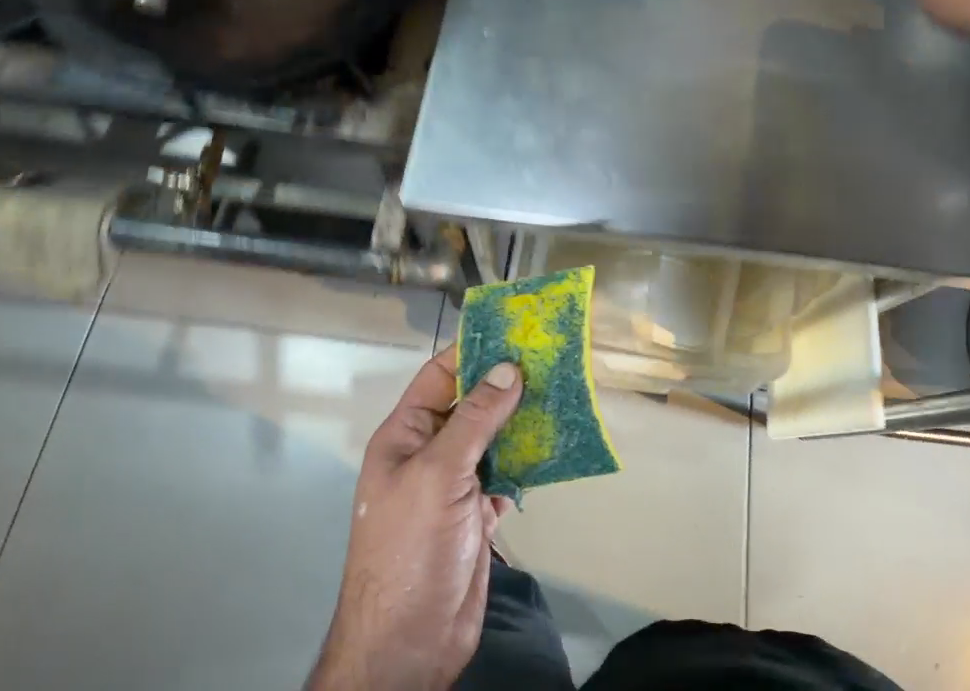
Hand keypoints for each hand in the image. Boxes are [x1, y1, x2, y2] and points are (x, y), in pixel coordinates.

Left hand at [308, 347, 521, 690]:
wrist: (408, 640)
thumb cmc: (410, 548)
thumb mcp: (438, 475)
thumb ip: (475, 420)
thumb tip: (507, 369)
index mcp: (405, 436)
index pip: (439, 377)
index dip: (474, 350)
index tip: (516, 329)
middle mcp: (429, 454)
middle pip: (471, 405)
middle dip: (507, 384)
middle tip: (554, 359)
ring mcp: (454, 486)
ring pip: (493, 440)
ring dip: (523, 422)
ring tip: (564, 395)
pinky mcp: (477, 514)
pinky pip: (506, 475)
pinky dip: (528, 462)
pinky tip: (555, 448)